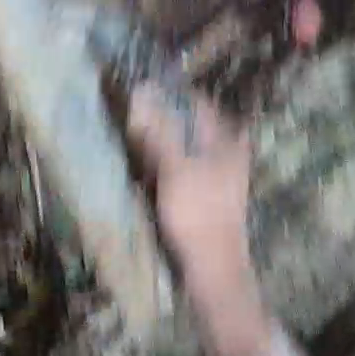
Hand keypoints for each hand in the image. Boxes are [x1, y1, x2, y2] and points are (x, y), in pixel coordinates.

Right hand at [126, 82, 252, 288]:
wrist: (212, 264)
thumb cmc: (198, 212)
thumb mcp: (176, 167)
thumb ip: (160, 129)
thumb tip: (143, 91)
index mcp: (225, 141)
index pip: (197, 104)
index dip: (170, 94)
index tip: (138, 91)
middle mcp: (225, 153)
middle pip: (190, 125)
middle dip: (160, 119)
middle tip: (128, 116)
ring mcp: (215, 175)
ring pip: (183, 148)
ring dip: (158, 143)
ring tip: (130, 140)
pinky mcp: (202, 195)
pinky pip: (178, 169)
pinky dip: (160, 165)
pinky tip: (142, 171)